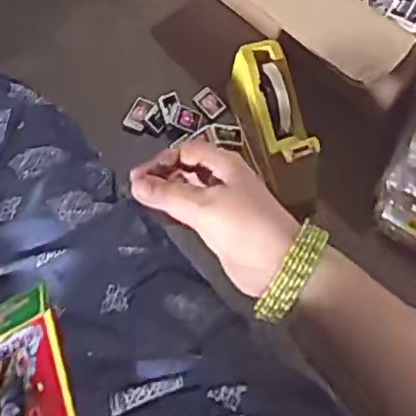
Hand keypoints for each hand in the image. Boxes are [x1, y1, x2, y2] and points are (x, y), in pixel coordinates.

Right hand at [130, 139, 300, 297]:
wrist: (280, 265)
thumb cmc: (245, 228)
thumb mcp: (204, 207)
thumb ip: (169, 194)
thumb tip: (136, 183)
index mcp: (224, 163)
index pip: (186, 150)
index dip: (161, 159)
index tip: (137, 177)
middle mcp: (224, 177)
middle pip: (187, 166)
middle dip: (162, 173)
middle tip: (135, 190)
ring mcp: (224, 200)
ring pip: (190, 187)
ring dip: (168, 191)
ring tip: (142, 201)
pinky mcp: (221, 223)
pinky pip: (194, 209)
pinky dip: (177, 208)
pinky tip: (161, 217)